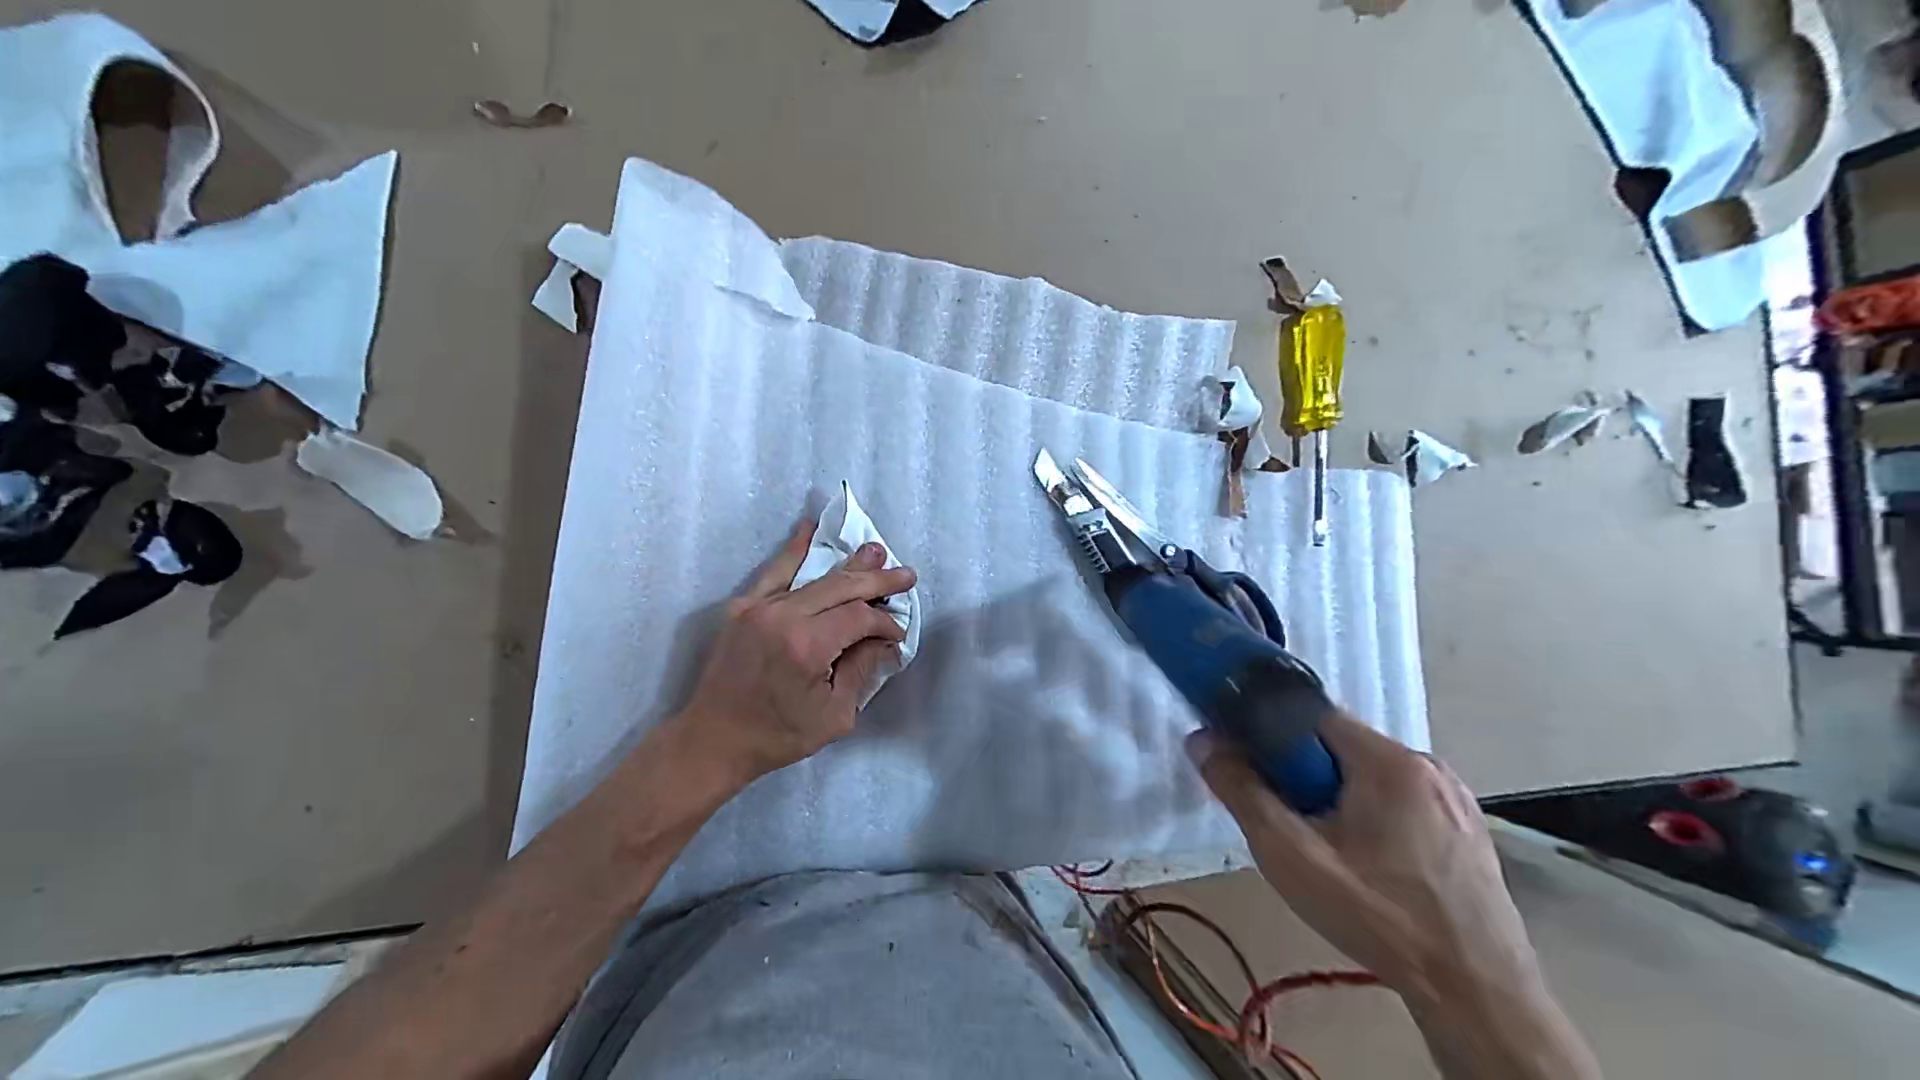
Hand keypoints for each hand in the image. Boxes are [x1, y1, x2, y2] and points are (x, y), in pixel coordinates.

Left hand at [674, 520, 915, 787]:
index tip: (895, 635)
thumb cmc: (777, 735)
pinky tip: (810, 528)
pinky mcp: (743, 607)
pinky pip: (775, 571)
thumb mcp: (834, 715)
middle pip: (842, 587)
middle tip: (907, 574)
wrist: (713, 738)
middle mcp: (783, 617)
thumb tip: (883, 640)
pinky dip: (794, 549)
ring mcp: (759, 607)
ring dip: (848, 564)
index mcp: (806, 646)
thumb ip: (861, 669)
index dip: (884, 622)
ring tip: (875, 551)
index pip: (859, 616)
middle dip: (878, 580)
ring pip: (814, 577)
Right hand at [1189, 718, 1602, 1079]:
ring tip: (1326, 849)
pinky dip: (1371, 816)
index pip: (1311, 715)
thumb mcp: (1292, 857)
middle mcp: (1426, 764)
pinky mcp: (1467, 827)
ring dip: (1335, 797)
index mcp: (1389, 760)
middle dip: (1303, 775)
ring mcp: (1454, 797)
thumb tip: (1201, 741)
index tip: (1252, 770)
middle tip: (1289, 823)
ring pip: (1367, 775)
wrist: (1478, 995)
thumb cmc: (1378, 917)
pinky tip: (1368, 864)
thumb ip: (1242, 792)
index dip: (1272, 737)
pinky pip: (1399, 799)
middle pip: (1339, 746)